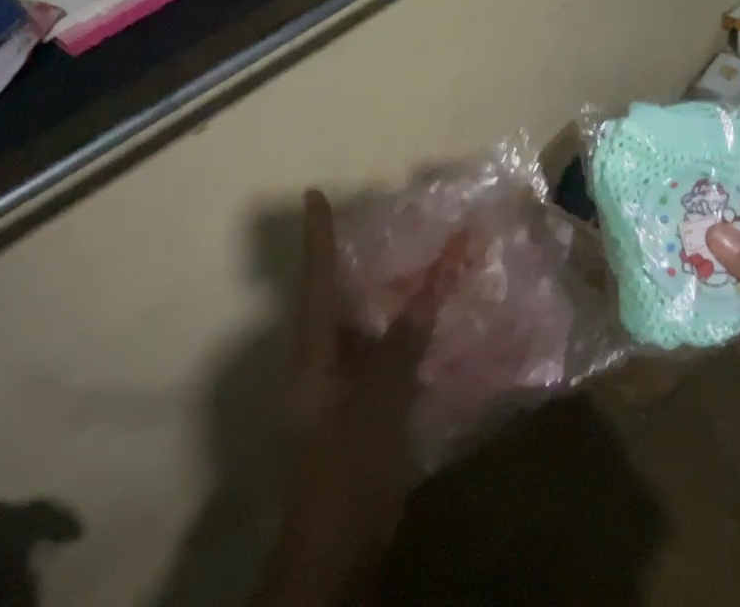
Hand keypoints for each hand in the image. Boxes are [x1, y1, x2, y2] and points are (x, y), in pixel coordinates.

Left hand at [258, 190, 446, 604]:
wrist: (337, 544)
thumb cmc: (350, 466)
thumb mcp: (381, 400)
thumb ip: (402, 342)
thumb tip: (428, 289)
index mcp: (311, 355)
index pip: (316, 282)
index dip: (319, 238)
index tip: (315, 195)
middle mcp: (316, 364)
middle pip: (334, 301)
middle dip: (354, 263)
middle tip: (381, 227)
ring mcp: (334, 391)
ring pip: (358, 331)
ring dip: (382, 301)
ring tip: (411, 268)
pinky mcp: (353, 412)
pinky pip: (376, 360)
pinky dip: (397, 339)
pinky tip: (425, 330)